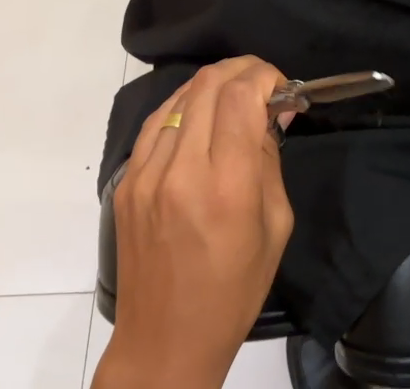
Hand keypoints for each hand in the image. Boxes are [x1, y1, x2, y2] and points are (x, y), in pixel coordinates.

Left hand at [94, 58, 293, 388]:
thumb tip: (272, 112)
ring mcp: (146, 173)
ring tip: (236, 96)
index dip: (265, 76)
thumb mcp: (276, 226)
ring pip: (181, 96)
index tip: (283, 86)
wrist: (165, 339)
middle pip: (209, 84)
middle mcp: (182, 169)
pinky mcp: (126, 181)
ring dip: (214, 84)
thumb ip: (270, 160)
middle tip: (265, 84)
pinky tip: (201, 113)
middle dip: (243, 70)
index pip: (241, 96)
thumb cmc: (234, 291)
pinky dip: (184, 106)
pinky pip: (157, 123)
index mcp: (226, 185)